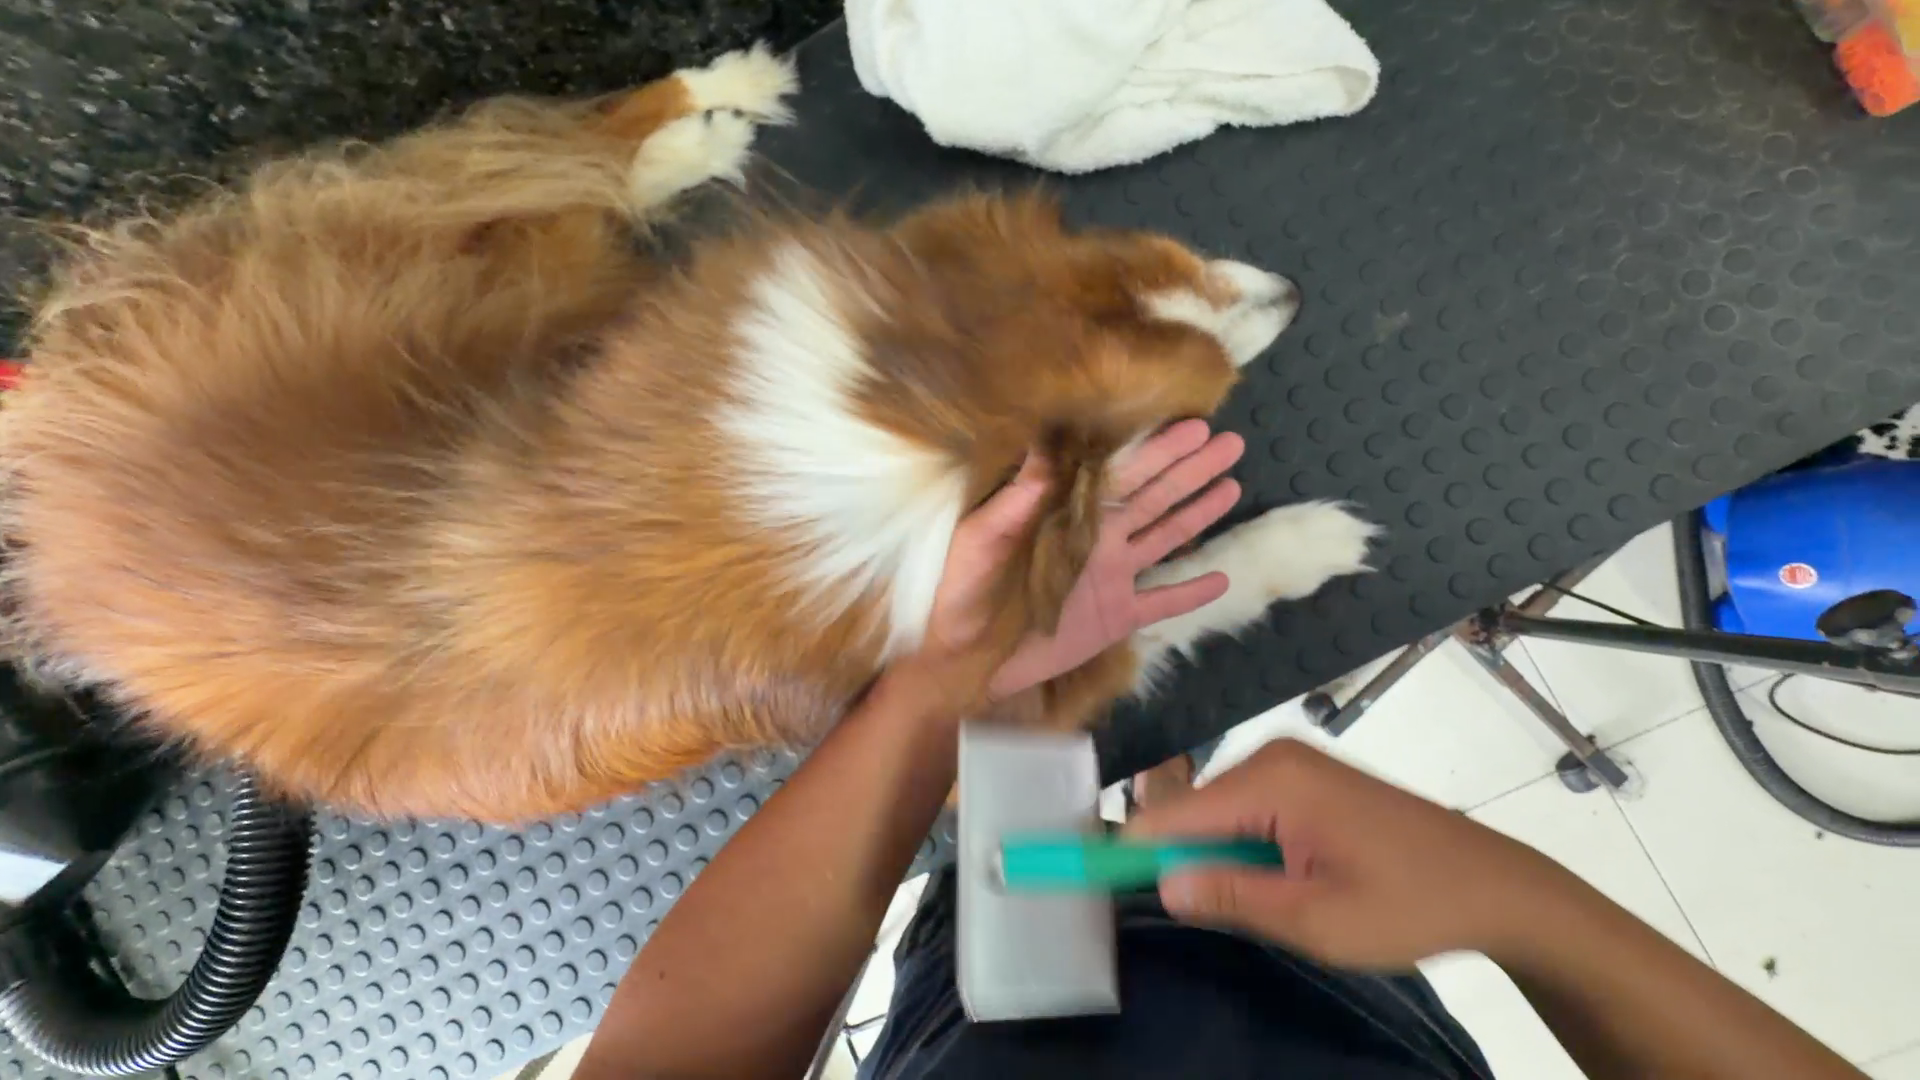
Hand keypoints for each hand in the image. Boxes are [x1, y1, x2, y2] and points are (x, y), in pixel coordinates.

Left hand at [987, 420, 1242, 699]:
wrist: (963, 655)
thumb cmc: (962, 589)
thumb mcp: (981, 537)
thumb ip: (1017, 498)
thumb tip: (1042, 443)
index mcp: (1067, 515)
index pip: (1119, 474)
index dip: (1156, 450)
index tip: (1192, 423)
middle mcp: (1096, 539)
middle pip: (1153, 497)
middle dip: (1190, 470)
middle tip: (1229, 442)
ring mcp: (1111, 578)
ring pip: (1164, 538)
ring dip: (1198, 513)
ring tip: (1232, 484)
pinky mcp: (1116, 617)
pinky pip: (1162, 603)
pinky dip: (1191, 593)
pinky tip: (1221, 577)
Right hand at [1126, 739, 1582, 969]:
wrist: (1496, 885)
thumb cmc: (1408, 904)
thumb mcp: (1317, 919)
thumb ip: (1233, 896)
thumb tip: (1161, 885)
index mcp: (1271, 779)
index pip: (1176, 812)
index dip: (1131, 846)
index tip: (1093, 876)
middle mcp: (1271, 754)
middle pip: (1193, 808)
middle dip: (1183, 857)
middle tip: (1196, 910)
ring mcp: (1289, 760)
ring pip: (1218, 809)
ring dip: (1218, 854)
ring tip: (1258, 898)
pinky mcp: (1304, 774)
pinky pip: (1246, 806)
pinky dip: (1242, 842)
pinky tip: (1276, 875)